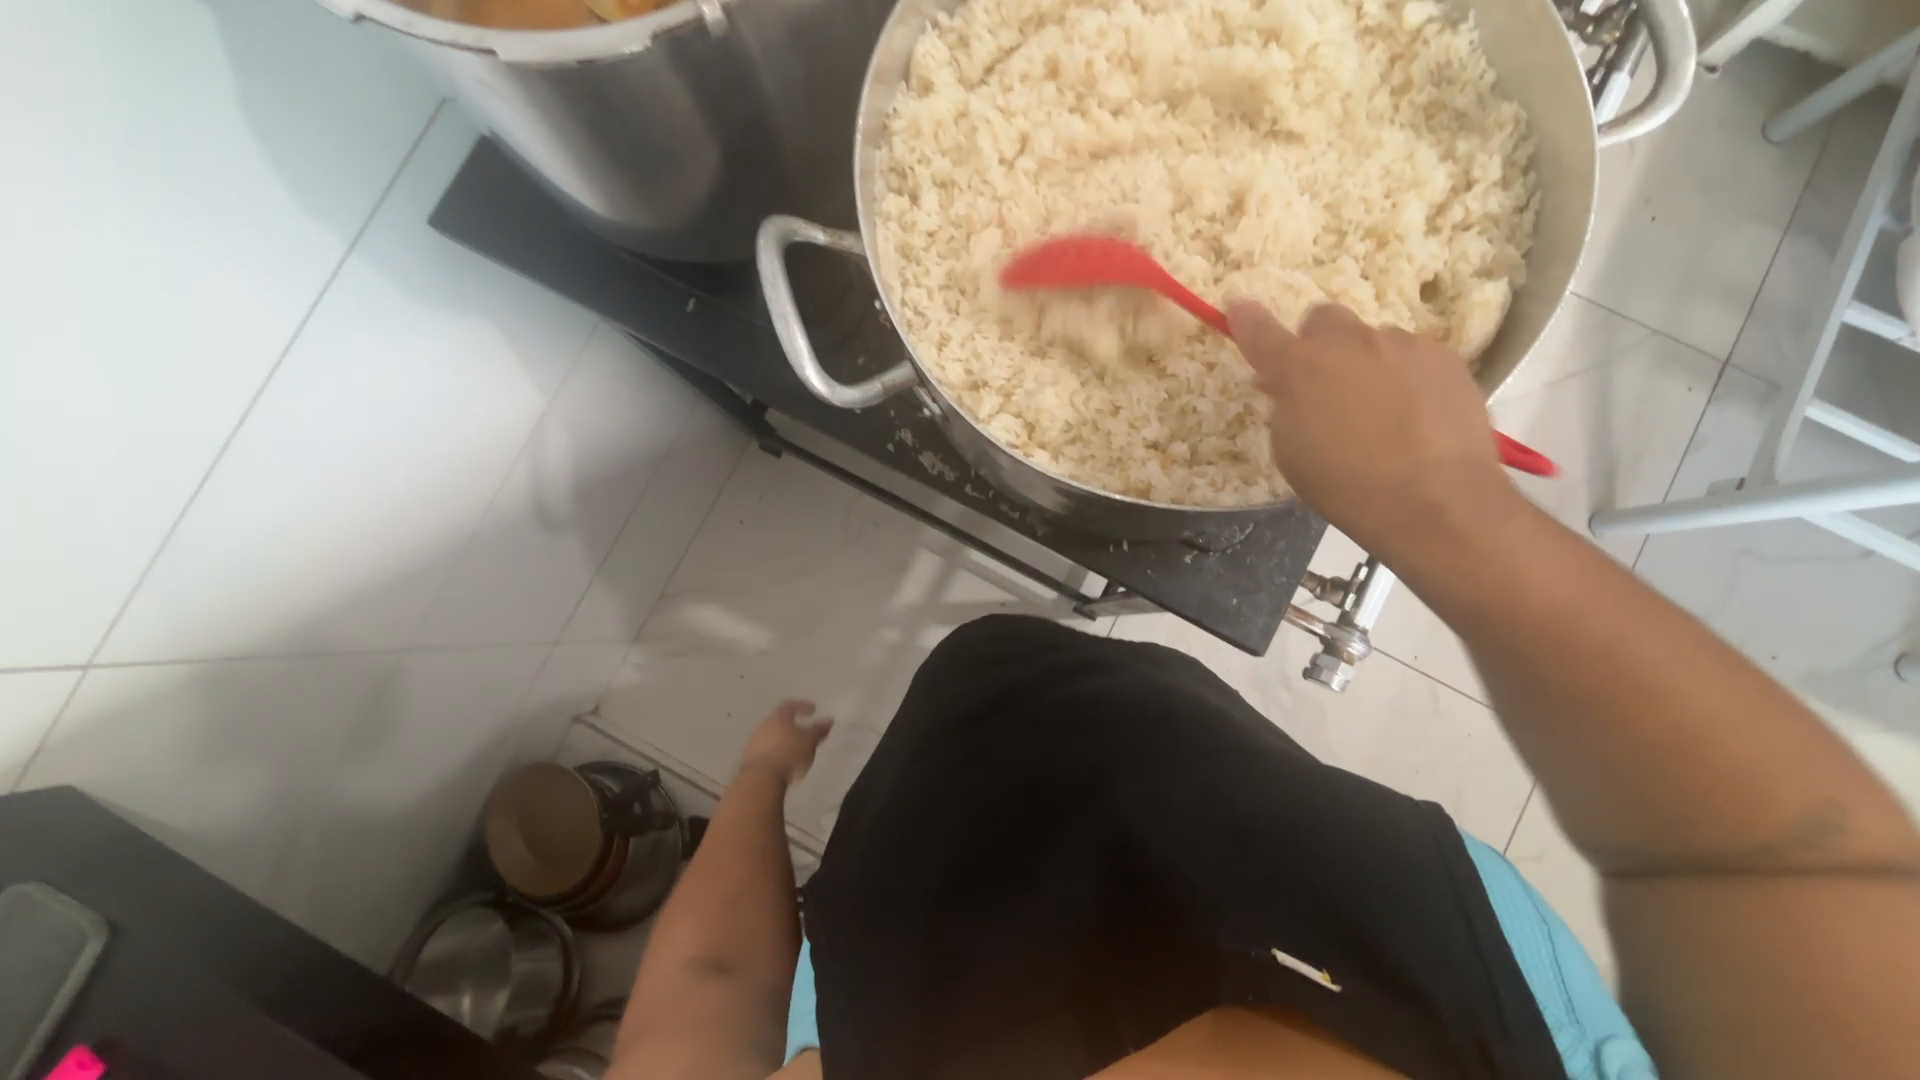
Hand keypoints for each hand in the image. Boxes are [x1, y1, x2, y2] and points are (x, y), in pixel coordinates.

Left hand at [738, 700, 832, 785]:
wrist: (761, 778)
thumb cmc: (789, 754)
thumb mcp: (809, 741)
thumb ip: (819, 730)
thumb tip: (829, 720)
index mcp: (779, 717)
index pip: (790, 705)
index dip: (802, 706)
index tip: (813, 710)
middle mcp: (764, 725)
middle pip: (779, 720)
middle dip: (791, 724)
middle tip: (803, 730)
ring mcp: (754, 742)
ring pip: (770, 735)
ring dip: (782, 739)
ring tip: (794, 748)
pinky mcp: (749, 758)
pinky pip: (765, 750)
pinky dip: (775, 751)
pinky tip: (782, 761)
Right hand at [1228, 299, 1519, 554]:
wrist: (1434, 499)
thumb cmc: (1346, 485)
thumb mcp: (1291, 453)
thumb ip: (1285, 409)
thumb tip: (1289, 390)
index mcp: (1298, 368)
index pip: (1260, 331)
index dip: (1246, 319)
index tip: (1239, 307)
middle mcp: (1347, 343)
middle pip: (1323, 320)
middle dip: (1319, 344)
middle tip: (1326, 384)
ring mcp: (1401, 344)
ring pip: (1373, 341)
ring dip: (1367, 365)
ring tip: (1382, 413)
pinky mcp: (1444, 357)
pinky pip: (1414, 357)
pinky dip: (1407, 378)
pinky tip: (1417, 417)